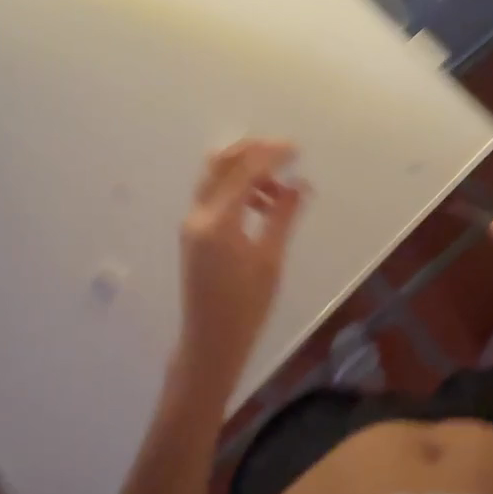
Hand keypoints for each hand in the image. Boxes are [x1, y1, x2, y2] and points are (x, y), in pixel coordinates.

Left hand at [177, 139, 309, 386]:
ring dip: (245, 172)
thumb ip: (283, 216)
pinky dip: (236, 189)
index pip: (244, 170)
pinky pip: (213, 196)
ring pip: (215, 177)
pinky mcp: (193, 233)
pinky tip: (261, 207)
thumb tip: (300, 184)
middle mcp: (198, 215)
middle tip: (284, 156)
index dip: (271, 154)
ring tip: (278, 192)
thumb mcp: (270, 260)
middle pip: (221, 163)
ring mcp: (192, 223)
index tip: (297, 150)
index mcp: (218, 221)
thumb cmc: (245, 307)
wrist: (210, 343)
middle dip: (253, 152)